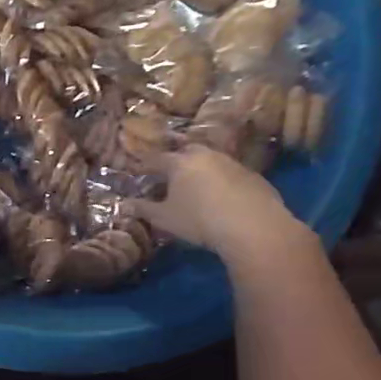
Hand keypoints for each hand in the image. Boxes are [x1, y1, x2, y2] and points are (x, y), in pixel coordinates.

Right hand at [126, 146, 307, 259]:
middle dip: (175, 160)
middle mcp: (208, 157)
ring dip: (200, 170)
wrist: (255, 228)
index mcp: (181, 163)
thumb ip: (142, 208)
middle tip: (166, 175)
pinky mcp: (255, 177)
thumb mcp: (162, 217)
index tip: (135, 173)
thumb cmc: (199, 219)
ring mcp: (235, 165)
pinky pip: (230, 173)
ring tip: (192, 186)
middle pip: (187, 151)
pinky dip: (220, 180)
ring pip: (211, 161)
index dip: (143, 166)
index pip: (155, 159)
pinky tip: (218, 197)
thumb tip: (125, 204)